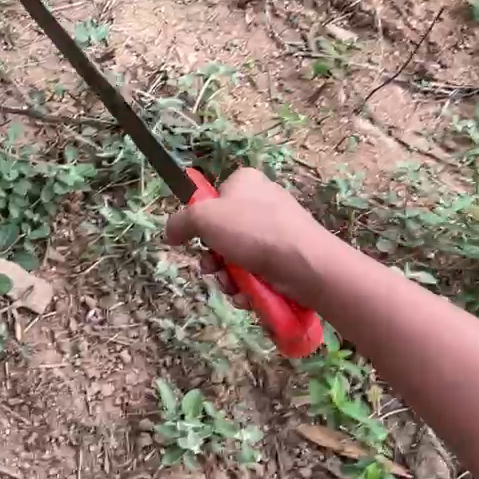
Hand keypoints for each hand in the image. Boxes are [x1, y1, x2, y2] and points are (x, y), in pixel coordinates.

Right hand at [164, 167, 344, 305]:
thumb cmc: (253, 231)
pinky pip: (259, 272)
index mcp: (246, 182)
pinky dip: (249, 286)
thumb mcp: (202, 218)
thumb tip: (170, 234)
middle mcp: (264, 202)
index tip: (198, 237)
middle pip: (223, 232)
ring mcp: (279, 231)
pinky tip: (248, 296)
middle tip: (212, 269)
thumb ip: (179, 222)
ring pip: (239, 257)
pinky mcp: (290, 258)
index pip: (214, 197)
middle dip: (214, 257)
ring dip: (229, 276)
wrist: (308, 266)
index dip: (203, 220)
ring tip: (233, 288)